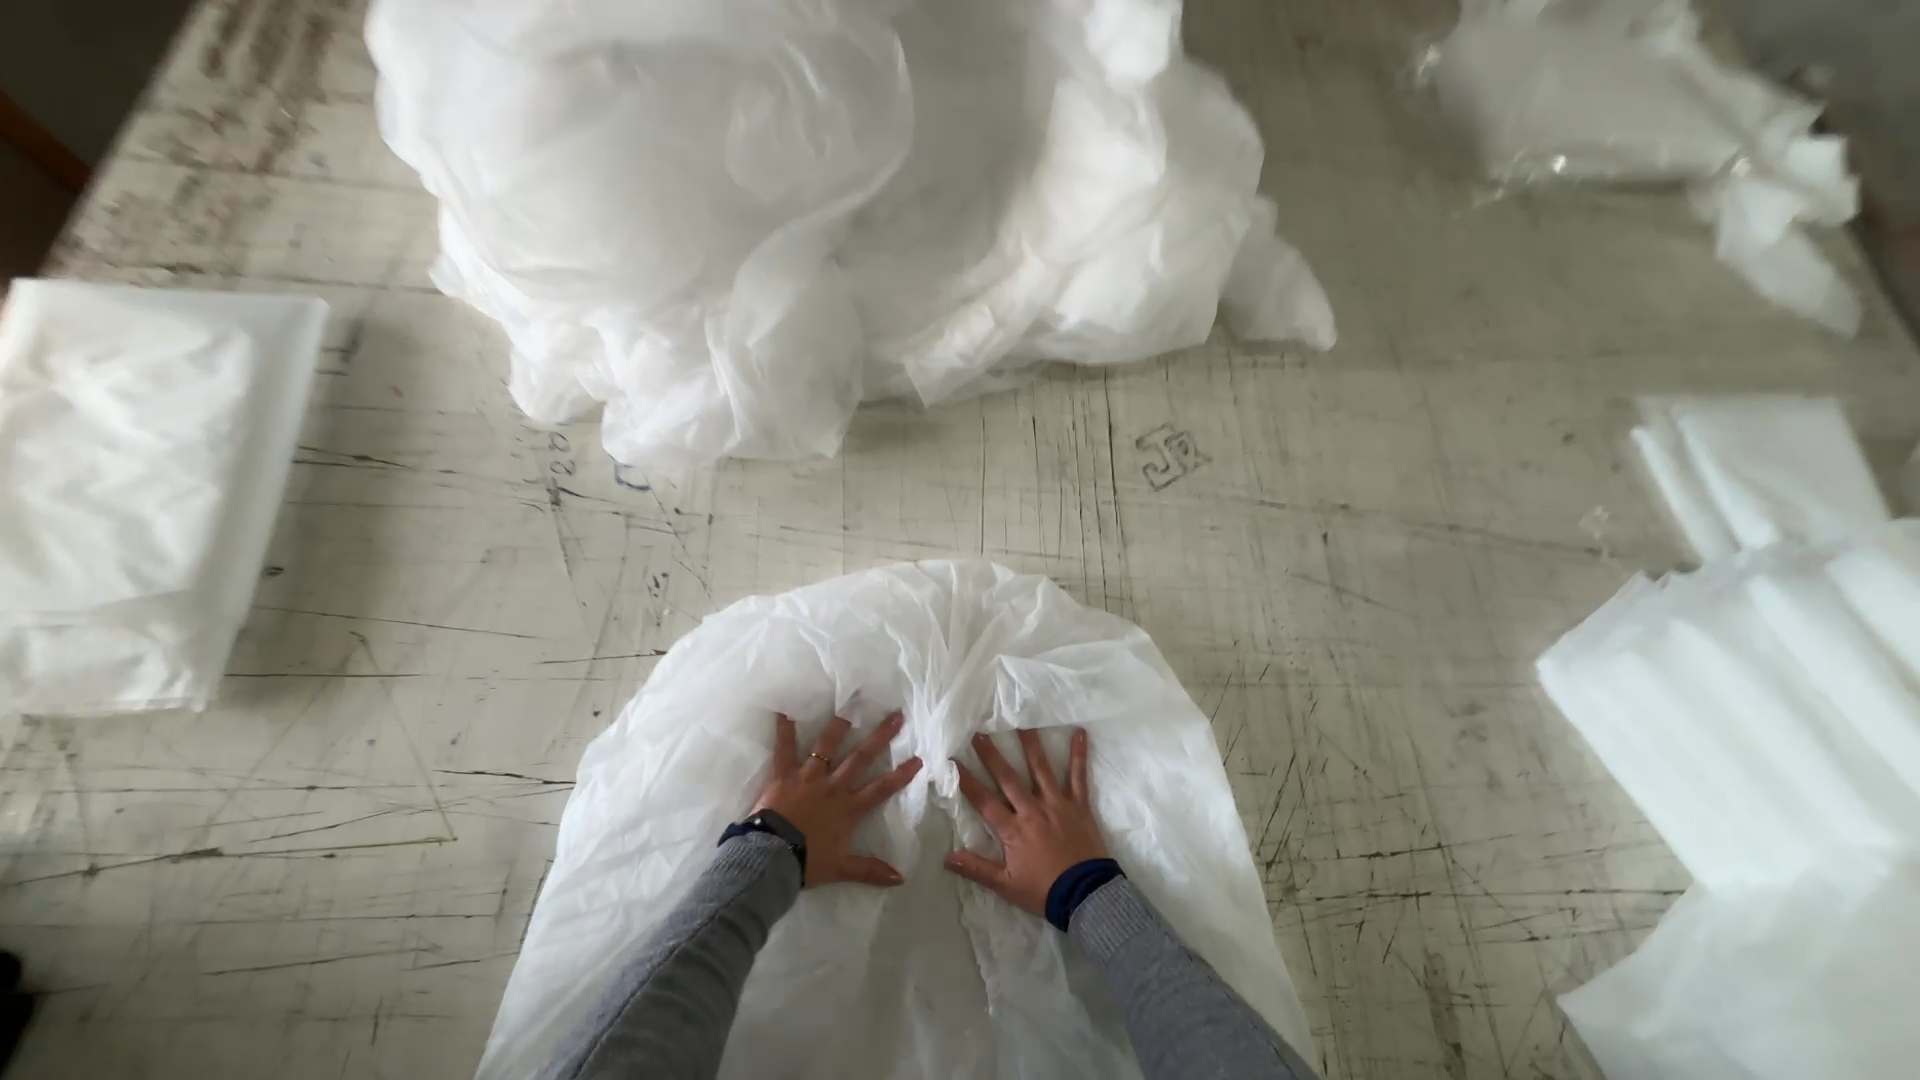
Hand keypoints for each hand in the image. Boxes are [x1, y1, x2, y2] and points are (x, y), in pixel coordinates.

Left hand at [749, 711, 922, 887]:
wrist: (771, 857)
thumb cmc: (806, 862)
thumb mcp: (841, 868)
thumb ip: (870, 870)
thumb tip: (900, 878)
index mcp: (848, 808)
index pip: (881, 788)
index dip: (901, 774)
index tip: (918, 758)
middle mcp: (832, 786)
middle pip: (861, 758)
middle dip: (880, 737)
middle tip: (896, 716)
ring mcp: (808, 776)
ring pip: (827, 745)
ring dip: (839, 725)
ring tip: (850, 704)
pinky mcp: (784, 774)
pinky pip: (784, 748)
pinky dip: (784, 729)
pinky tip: (784, 710)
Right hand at [944, 727, 1106, 914]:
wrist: (1086, 896)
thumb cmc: (1044, 891)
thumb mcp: (1006, 885)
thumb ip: (976, 869)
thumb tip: (947, 858)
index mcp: (1013, 829)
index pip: (984, 800)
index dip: (967, 780)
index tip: (953, 760)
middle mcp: (1033, 810)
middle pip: (1008, 778)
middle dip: (992, 755)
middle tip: (980, 732)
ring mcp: (1057, 804)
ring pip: (1041, 769)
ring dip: (1031, 744)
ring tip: (1023, 721)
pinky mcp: (1079, 805)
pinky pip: (1078, 777)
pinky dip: (1079, 755)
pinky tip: (1080, 733)